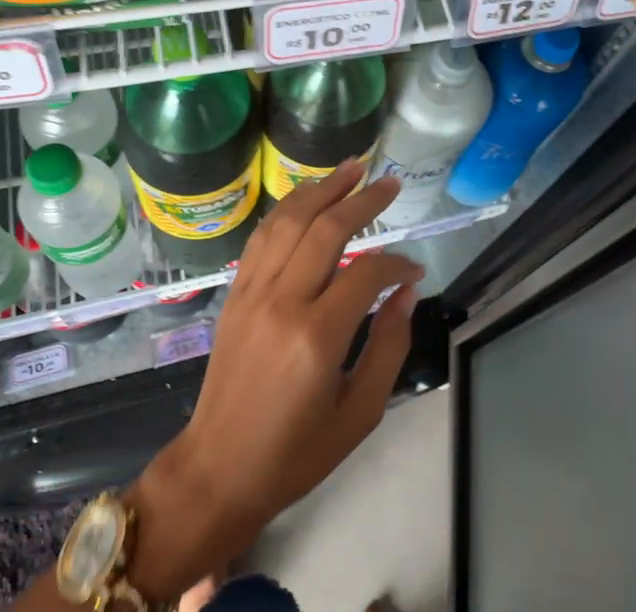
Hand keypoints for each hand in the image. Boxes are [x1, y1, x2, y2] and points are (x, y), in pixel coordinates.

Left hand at [122, 160, 422, 599]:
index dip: (397, 263)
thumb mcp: (360, 412)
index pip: (367, 272)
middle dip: (362, 199)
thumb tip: (407, 292)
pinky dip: (287, 212)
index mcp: (317, 336)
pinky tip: (306, 199)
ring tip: (351, 167)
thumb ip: (389, 346)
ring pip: (289, 222)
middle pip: (326, 229)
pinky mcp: (234, 296)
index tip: (416, 269)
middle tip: (391, 182)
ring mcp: (252, 294)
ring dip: (321, 189)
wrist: (219, 468)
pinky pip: (261, 240)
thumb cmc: (297, 452)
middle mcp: (283, 302)